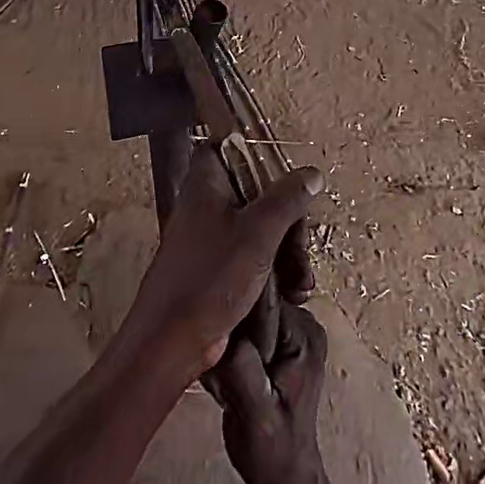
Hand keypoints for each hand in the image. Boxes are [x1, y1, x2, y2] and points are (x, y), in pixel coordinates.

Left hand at [121, 145, 321, 377]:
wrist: (173, 336)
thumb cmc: (210, 277)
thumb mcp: (258, 234)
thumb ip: (285, 200)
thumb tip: (311, 172)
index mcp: (205, 182)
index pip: (228, 147)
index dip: (257, 156)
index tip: (286, 181)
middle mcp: (206, 203)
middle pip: (255, 191)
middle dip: (287, 219)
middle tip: (300, 248)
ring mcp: (211, 236)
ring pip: (259, 226)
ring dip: (286, 250)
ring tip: (300, 282)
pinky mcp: (218, 266)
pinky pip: (254, 254)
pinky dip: (274, 268)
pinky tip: (292, 292)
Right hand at [220, 305, 331, 483]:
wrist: (284, 473)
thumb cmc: (274, 450)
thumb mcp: (254, 410)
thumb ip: (240, 363)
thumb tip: (222, 322)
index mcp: (302, 333)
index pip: (255, 291)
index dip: (229, 310)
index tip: (221, 343)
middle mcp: (300, 321)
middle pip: (244, 296)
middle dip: (224, 327)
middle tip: (223, 368)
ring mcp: (287, 326)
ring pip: (237, 307)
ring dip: (222, 337)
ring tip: (226, 374)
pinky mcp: (273, 334)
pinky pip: (237, 320)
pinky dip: (225, 343)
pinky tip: (227, 371)